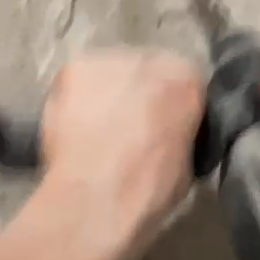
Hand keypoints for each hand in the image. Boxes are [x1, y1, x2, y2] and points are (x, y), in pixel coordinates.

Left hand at [39, 48, 204, 259]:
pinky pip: (78, 83)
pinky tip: (76, 127)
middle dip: (138, 95)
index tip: (161, 129)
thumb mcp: (187, 164)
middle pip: (144, 71)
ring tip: (97, 131)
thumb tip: (168, 136)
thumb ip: (180, 134)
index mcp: (187, 82)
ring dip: (107, 96)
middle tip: (128, 129)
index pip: (184, 83)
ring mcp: (107, 62)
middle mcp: (150, 60)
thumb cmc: (150, 191)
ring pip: (109, 75)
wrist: (97, 199)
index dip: (169, 107)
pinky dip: (78, 102)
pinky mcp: (72, 71)